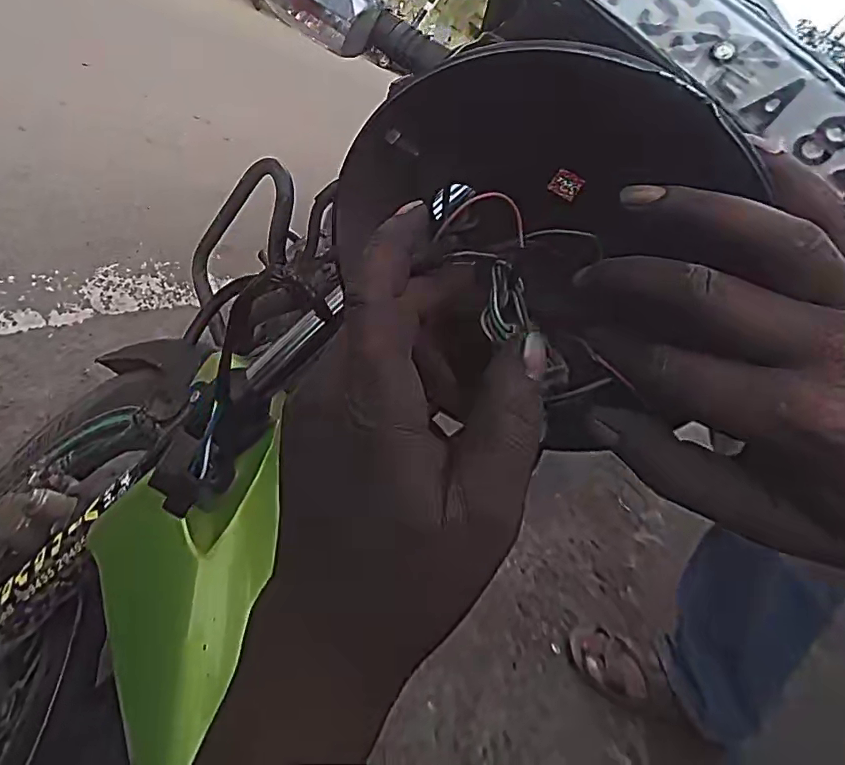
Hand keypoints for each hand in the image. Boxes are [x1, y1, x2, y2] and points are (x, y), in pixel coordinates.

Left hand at [199, 203, 545, 762]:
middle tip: (503, 334)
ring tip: (478, 393)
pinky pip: (366, 365)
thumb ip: (511, 417)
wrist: (328, 634)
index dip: (394, 243)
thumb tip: (527, 341)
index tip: (426, 210)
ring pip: (379, 336)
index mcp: (370, 404)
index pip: (372, 297)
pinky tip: (443, 410)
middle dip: (445, 304)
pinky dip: (410, 366)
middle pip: (387, 311)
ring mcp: (316, 402)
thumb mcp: (486, 507)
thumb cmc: (411, 580)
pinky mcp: (317, 418)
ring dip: (433, 342)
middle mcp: (330, 388)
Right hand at [575, 148, 844, 592]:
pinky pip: (838, 214)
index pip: (673, 370)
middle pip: (706, 293)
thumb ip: (678, 474)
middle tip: (587, 274)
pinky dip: (791, 173)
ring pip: (772, 234)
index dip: (615, 346)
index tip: (582, 330)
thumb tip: (602, 417)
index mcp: (794, 421)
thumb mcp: (772, 524)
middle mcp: (826, 352)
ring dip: (695, 207)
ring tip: (636, 197)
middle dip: (631, 279)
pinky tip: (745, 144)